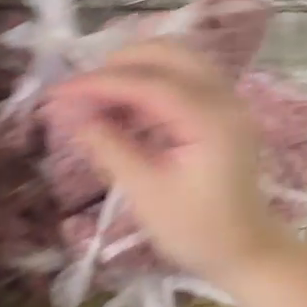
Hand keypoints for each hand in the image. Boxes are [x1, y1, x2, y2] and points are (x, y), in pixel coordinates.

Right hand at [46, 41, 296, 281]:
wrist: (248, 253)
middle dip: (119, 65)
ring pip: (180, 61)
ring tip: (99, 100)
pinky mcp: (227, 113)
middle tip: (80, 93)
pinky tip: (127, 108)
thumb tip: (71, 114)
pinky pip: (189, 79)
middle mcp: (227, 101)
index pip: (148, 82)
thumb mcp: (145, 192)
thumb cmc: (198, 232)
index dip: (99, 83)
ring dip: (137, 70)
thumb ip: (109, 146)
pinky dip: (155, 82)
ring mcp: (232, 104)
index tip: (57, 93)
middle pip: (169, 54)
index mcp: (212, 121)